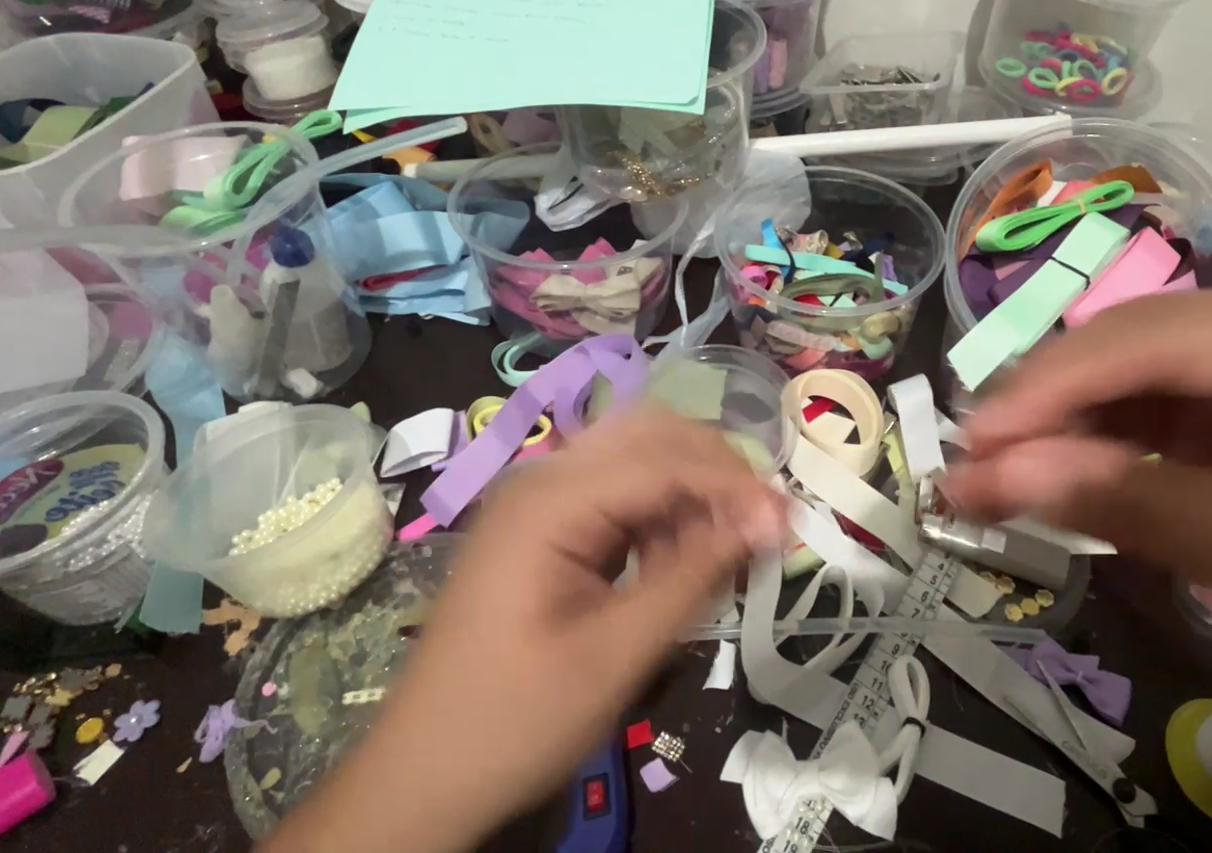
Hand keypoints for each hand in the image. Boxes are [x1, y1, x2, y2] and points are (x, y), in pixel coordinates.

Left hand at [263, 408, 783, 852]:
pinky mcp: (548, 526)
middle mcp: (545, 478)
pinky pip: (620, 494)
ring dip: (691, 493)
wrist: (422, 775)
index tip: (789, 523)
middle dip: (715, 473)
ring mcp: (542, 499)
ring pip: (640, 459)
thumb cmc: (515, 720)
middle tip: (762, 529)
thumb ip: (694, 575)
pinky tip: (680, 560)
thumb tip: (768, 518)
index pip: (665, 460)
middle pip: (652, 436)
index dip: (735, 485)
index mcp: (551, 499)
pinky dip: (662, 516)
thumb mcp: (617, 653)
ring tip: (724, 554)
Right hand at [940, 293, 1211, 789]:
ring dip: (1052, 427)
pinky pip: (1137, 422)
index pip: (1167, 336)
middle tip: (967, 461)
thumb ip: (1139, 505)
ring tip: (985, 479)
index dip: (1061, 378)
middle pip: (1135, 345)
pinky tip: (1039, 483)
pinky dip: (1081, 453)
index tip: (979, 436)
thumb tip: (995, 469)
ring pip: (1124, 380)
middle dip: (1046, 400)